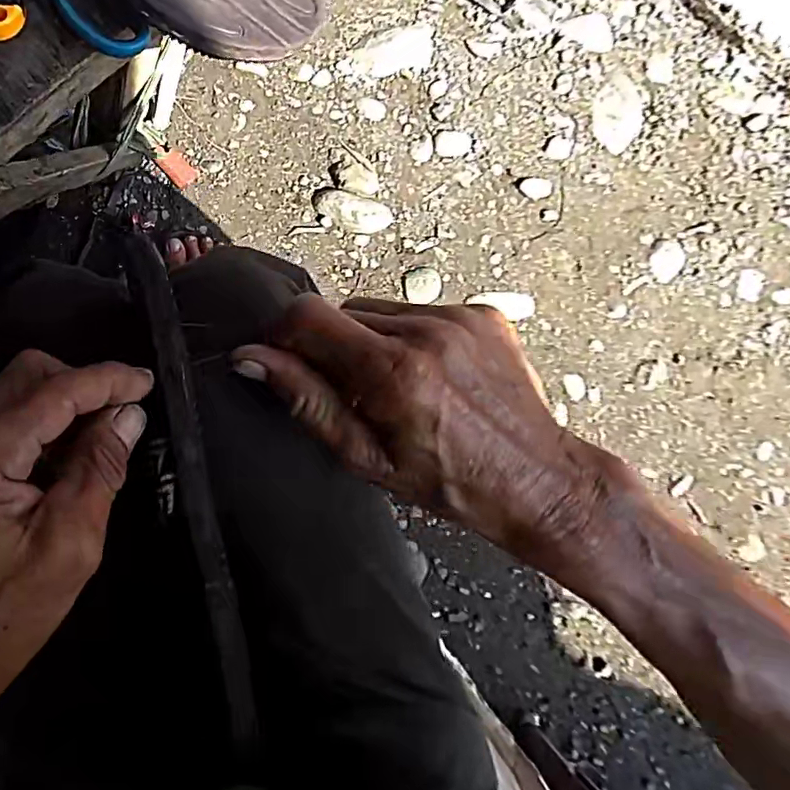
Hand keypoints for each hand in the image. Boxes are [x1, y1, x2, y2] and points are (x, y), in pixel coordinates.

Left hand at [0, 350, 151, 777]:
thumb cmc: (10, 611)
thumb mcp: (71, 544)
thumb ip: (98, 469)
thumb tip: (128, 414)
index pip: (55, 390)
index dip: (106, 379)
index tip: (148, 382)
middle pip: (31, 374)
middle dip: (82, 384)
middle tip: (125, 418)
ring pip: (22, 391)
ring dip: (68, 404)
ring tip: (106, 443)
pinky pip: (15, 420)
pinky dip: (50, 425)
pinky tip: (75, 458)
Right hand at [230, 296, 626, 573]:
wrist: (537, 480)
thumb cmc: (450, 480)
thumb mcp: (360, 453)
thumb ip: (303, 397)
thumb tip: (253, 359)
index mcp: (393, 371)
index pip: (307, 316)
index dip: (281, 335)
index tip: (281, 358)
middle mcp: (427, 333)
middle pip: (337, 311)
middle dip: (327, 346)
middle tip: (349, 391)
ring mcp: (458, 319)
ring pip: (371, 309)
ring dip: (364, 341)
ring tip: (389, 385)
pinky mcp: (479, 314)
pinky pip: (411, 311)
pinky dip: (401, 336)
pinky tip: (420, 373)